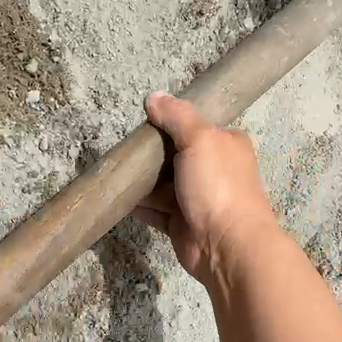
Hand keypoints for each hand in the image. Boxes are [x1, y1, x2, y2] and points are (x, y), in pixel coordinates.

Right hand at [133, 92, 279, 285]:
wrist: (225, 244)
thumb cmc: (217, 185)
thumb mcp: (199, 138)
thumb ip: (176, 117)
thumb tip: (153, 97)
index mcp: (225, 145)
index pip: (195, 127)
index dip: (170, 123)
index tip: (143, 122)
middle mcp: (212, 171)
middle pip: (175, 156)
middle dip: (151, 154)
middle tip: (124, 149)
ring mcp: (196, 200)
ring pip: (163, 186)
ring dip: (142, 182)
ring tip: (115, 172)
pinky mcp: (180, 224)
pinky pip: (155, 211)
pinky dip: (139, 206)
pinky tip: (119, 199)